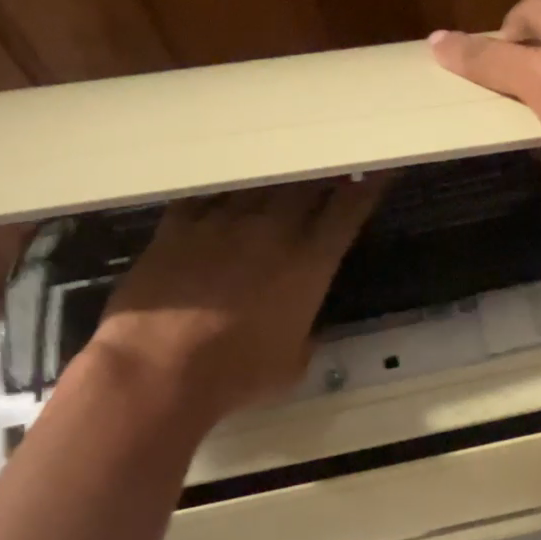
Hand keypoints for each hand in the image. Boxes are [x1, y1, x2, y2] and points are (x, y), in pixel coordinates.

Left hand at [86, 175, 381, 419]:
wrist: (160, 367)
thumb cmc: (238, 374)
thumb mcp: (293, 363)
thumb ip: (305, 332)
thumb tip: (302, 324)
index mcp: (309, 264)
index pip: (348, 210)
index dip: (368, 187)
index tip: (380, 170)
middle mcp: (271, 230)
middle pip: (306, 184)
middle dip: (324, 173)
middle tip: (331, 165)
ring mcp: (222, 222)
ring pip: (257, 181)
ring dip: (275, 177)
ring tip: (281, 173)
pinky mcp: (177, 225)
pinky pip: (206, 193)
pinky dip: (222, 190)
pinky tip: (224, 189)